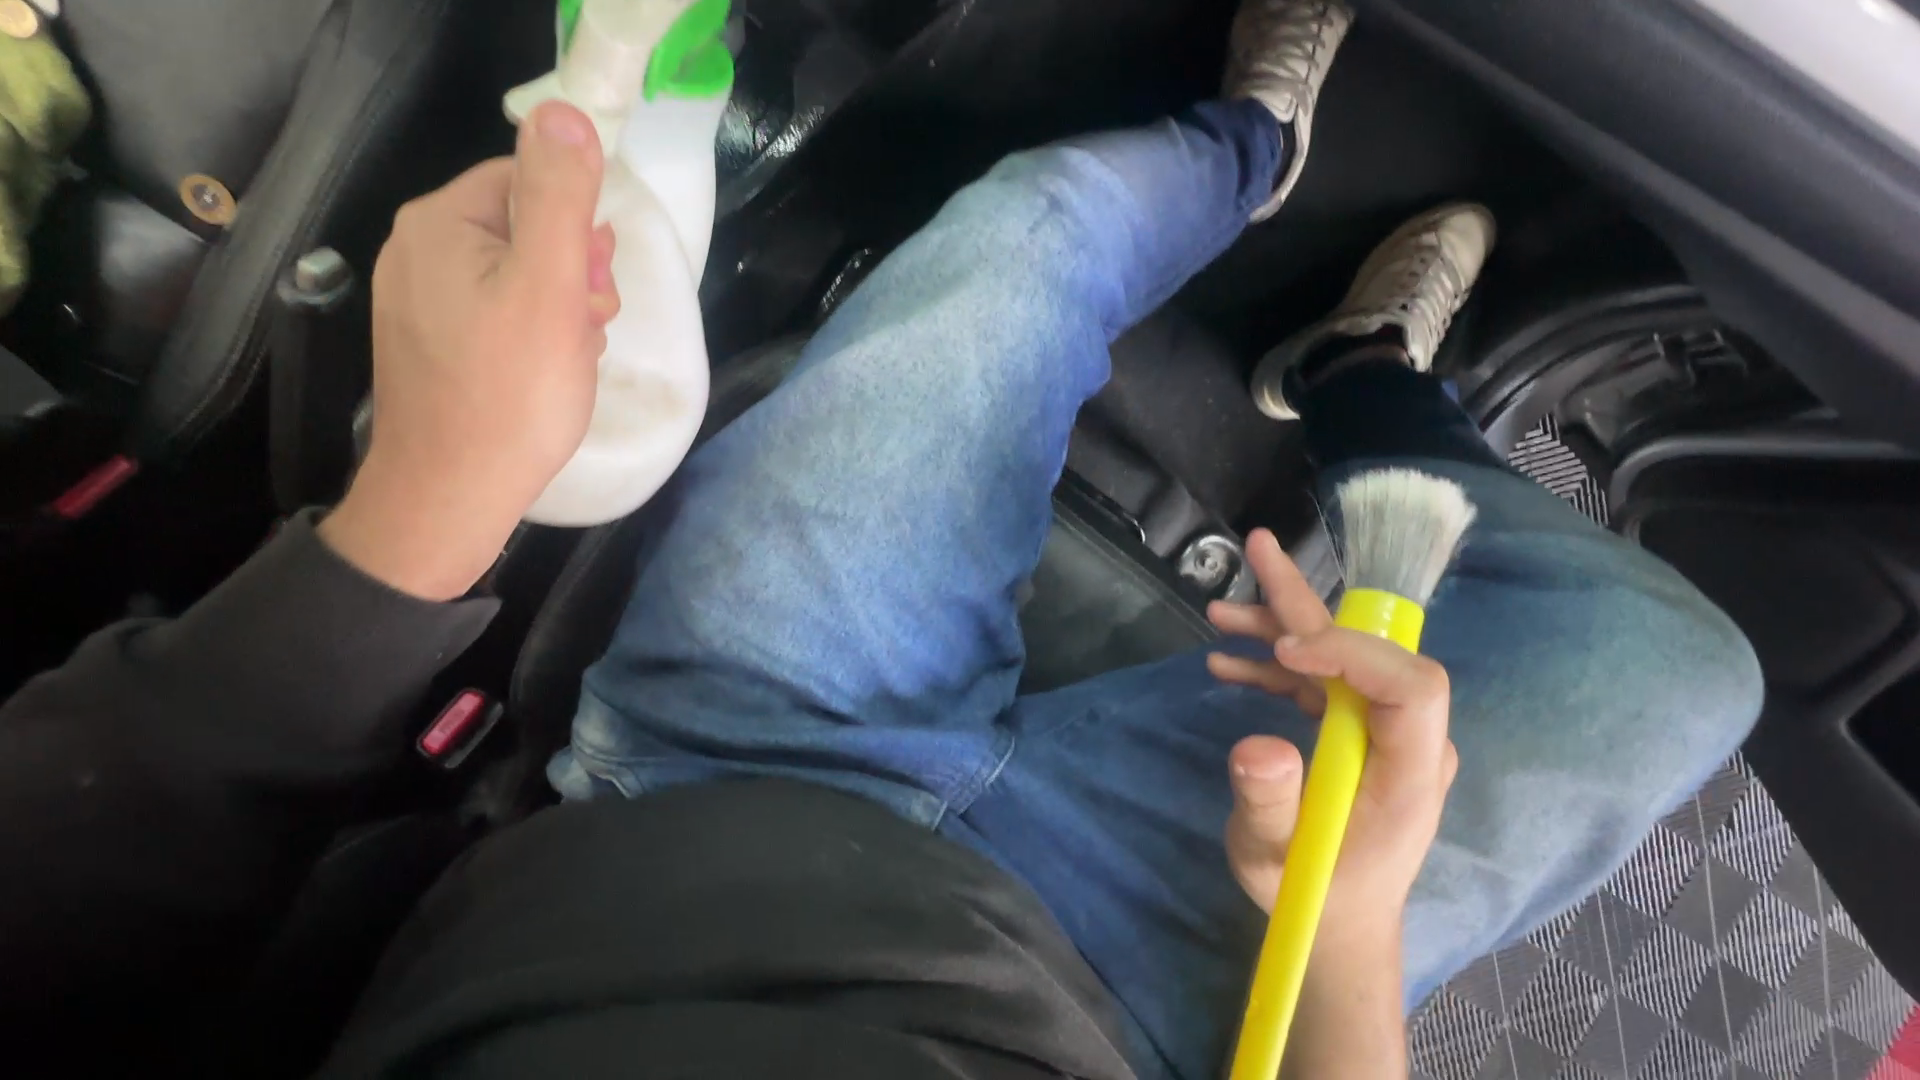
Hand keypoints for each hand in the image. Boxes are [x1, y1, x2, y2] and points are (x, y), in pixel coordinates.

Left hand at [321, 102, 620, 599]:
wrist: (454, 492)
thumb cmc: (513, 392)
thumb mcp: (550, 287)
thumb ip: (561, 199)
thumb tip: (568, 112)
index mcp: (440, 223)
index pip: (528, 183)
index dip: (577, 230)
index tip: (595, 286)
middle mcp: (418, 251)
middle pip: (524, 229)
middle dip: (573, 274)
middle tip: (588, 326)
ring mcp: (420, 301)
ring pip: (518, 277)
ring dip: (563, 309)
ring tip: (572, 357)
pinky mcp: (432, 345)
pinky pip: (499, 315)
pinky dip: (535, 336)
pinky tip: (546, 373)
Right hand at [1205, 528, 1457, 929]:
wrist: (1338, 920)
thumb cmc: (1312, 897)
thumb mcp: (1275, 860)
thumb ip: (1268, 805)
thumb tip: (1256, 744)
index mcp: (1408, 773)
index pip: (1411, 687)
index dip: (1352, 653)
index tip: (1288, 650)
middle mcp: (1406, 740)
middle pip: (1368, 651)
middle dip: (1309, 601)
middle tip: (1258, 547)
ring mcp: (1381, 732)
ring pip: (1337, 658)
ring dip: (1279, 629)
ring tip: (1219, 613)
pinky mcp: (1357, 732)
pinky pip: (1320, 683)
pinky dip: (1275, 665)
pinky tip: (1227, 662)